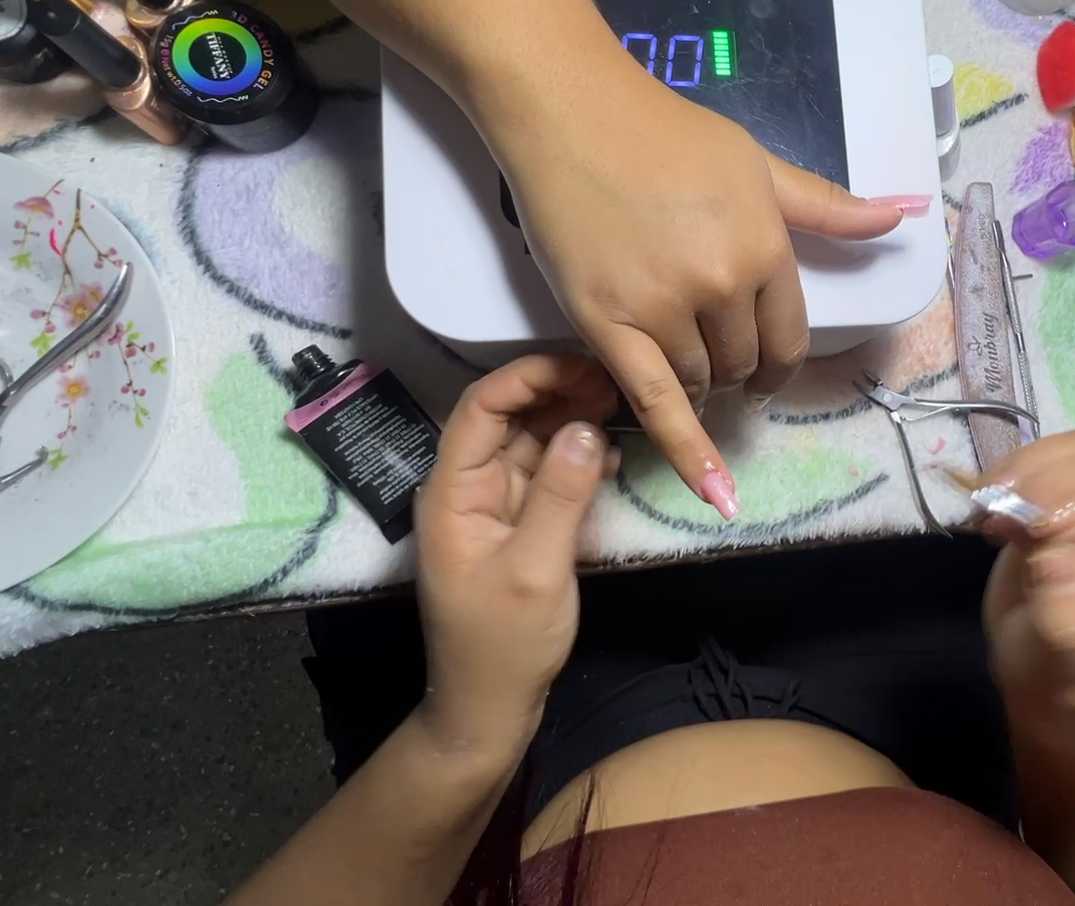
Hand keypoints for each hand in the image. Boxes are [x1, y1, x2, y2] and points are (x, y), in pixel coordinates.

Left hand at [412, 355, 619, 743]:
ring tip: (620, 406)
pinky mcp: (523, 520)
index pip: (481, 407)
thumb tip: (588, 426)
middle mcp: (472, 486)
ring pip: (534, 440)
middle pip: (510, 417)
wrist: (490, 707)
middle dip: (558, 392)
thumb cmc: (502, 644)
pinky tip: (610, 454)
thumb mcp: (535, 569)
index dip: (529, 377)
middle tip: (614, 385)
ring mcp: (499, 502)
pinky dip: (579, 458)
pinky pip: (550, 472)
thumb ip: (560, 495)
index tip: (584, 367)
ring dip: (573, 420)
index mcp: (454, 490)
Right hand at [494, 56, 921, 517]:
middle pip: (745, 363)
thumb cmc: (665, 133)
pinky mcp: (609, 326)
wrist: (569, 113)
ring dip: (697, 380)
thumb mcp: (757, 163)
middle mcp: (723, 284)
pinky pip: (657, 403)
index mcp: (766, 246)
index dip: (780, 361)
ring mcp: (665, 309)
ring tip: (675, 353)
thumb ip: (826, 205)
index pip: (790, 335)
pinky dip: (687, 452)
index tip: (766, 373)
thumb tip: (901, 217)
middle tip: (712, 351)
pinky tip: (714, 492)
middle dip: (737, 366)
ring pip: (701, 382)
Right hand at [980, 432, 1074, 734]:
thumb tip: (1062, 559)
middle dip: (1055, 487)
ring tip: (989, 509)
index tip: (1039, 531)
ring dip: (1031, 468)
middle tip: (997, 521)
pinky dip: (1019, 465)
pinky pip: (1060, 452)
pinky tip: (991, 498)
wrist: (1047, 675)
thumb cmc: (1073, 686)